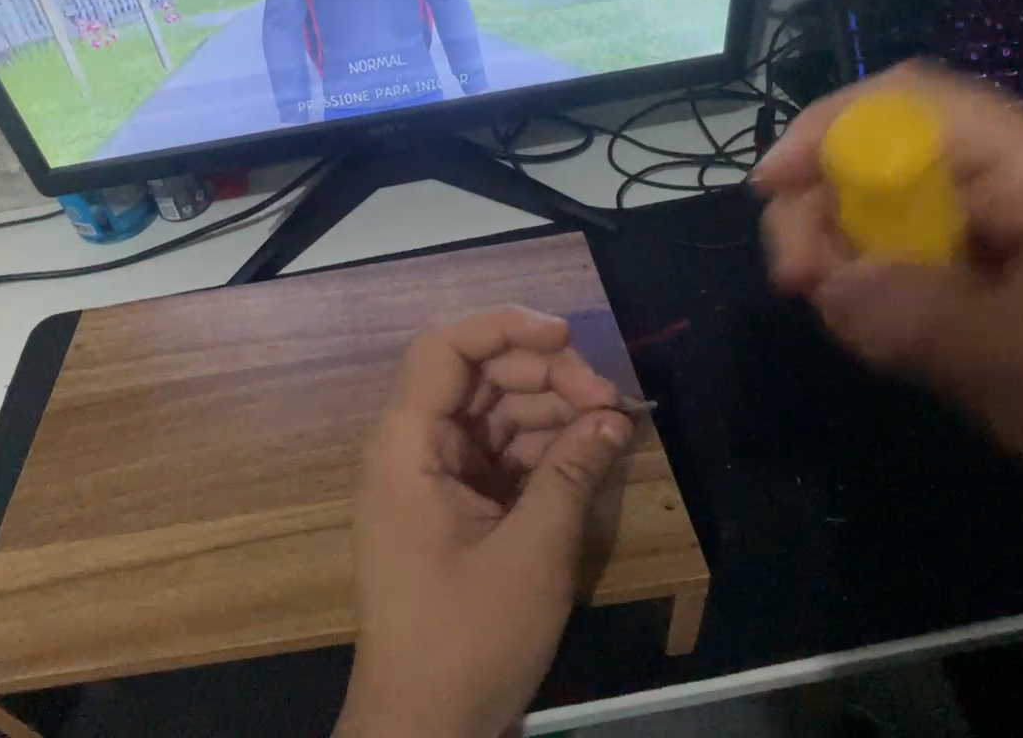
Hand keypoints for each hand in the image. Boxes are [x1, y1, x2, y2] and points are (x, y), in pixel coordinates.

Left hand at [336, 307, 633, 737]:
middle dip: (544, 374)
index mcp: (407, 444)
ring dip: (552, 409)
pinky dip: (544, 447)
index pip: (444, 348)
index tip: (567, 335)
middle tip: (608, 398)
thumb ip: (571, 473)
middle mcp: (415, 446)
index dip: (503, 326)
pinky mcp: (458, 501)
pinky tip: (589, 451)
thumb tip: (615, 415)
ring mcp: (436, 474)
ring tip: (612, 424)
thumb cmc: (466, 639)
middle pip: (479, 374)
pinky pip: (502, 451)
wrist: (425, 726)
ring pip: (495, 410)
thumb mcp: (531, 554)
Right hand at [754, 62, 1022, 494]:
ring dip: (822, 245)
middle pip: (871, 149)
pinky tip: (856, 318)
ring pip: (860, 201)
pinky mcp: (949, 267)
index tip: (773, 185)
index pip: (916, 105)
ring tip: (822, 301)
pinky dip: (844, 277)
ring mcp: (968, 226)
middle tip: (794, 276)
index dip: (833, 126)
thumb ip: (921, 317)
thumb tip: (828, 283)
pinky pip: (870, 249)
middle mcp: (992, 185)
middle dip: (816, 203)